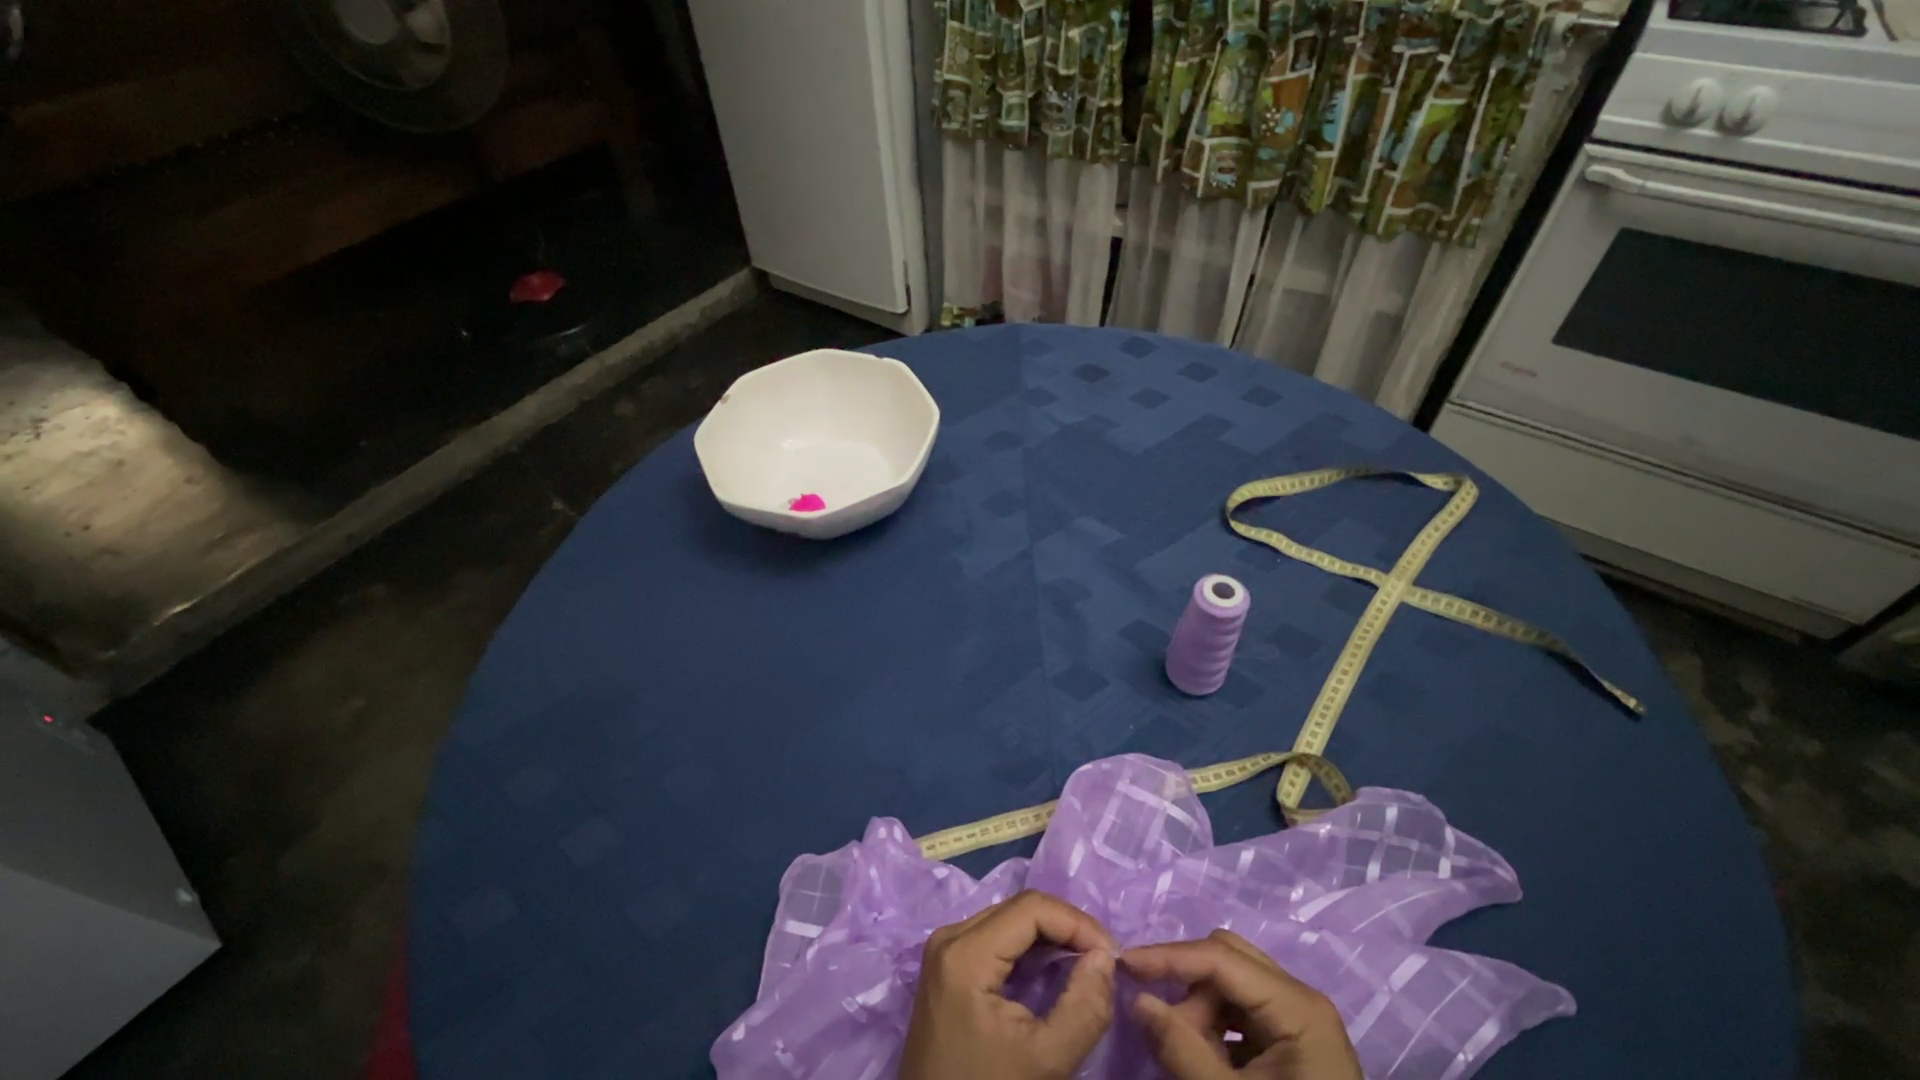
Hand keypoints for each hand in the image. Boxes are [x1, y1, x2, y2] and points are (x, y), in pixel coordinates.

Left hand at [900, 889, 1117, 1079]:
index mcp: (965, 953)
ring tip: (1086, 964)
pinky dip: (1031, 946)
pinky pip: (997, 935)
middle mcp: (950, 936)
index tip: (1111, 957)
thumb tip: (1104, 957)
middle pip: (1020, 908)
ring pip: (1010, 918)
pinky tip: (1055, 969)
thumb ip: (1084, 1007)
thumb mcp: (1046, 1059)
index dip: (1078, 923)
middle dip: (1068, 927)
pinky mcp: (948, 963)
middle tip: (1103, 961)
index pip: (1032, 908)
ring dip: (1052, 935)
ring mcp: (945, 948)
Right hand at [1122, 930, 1361, 1079]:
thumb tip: (1138, 1000)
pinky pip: (1245, 1012)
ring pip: (1233, 985)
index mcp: (1297, 1007)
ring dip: (1201, 1010)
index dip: (1168, 957)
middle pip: (1228, 960)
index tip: (1122, 964)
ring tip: (1190, 1056)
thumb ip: (1181, 1049)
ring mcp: (1301, 1020)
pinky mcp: (1295, 1041)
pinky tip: (1210, 1062)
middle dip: (1188, 987)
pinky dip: (1218, 1028)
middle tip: (1166, 1029)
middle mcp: (1302, 999)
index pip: (1221, 957)